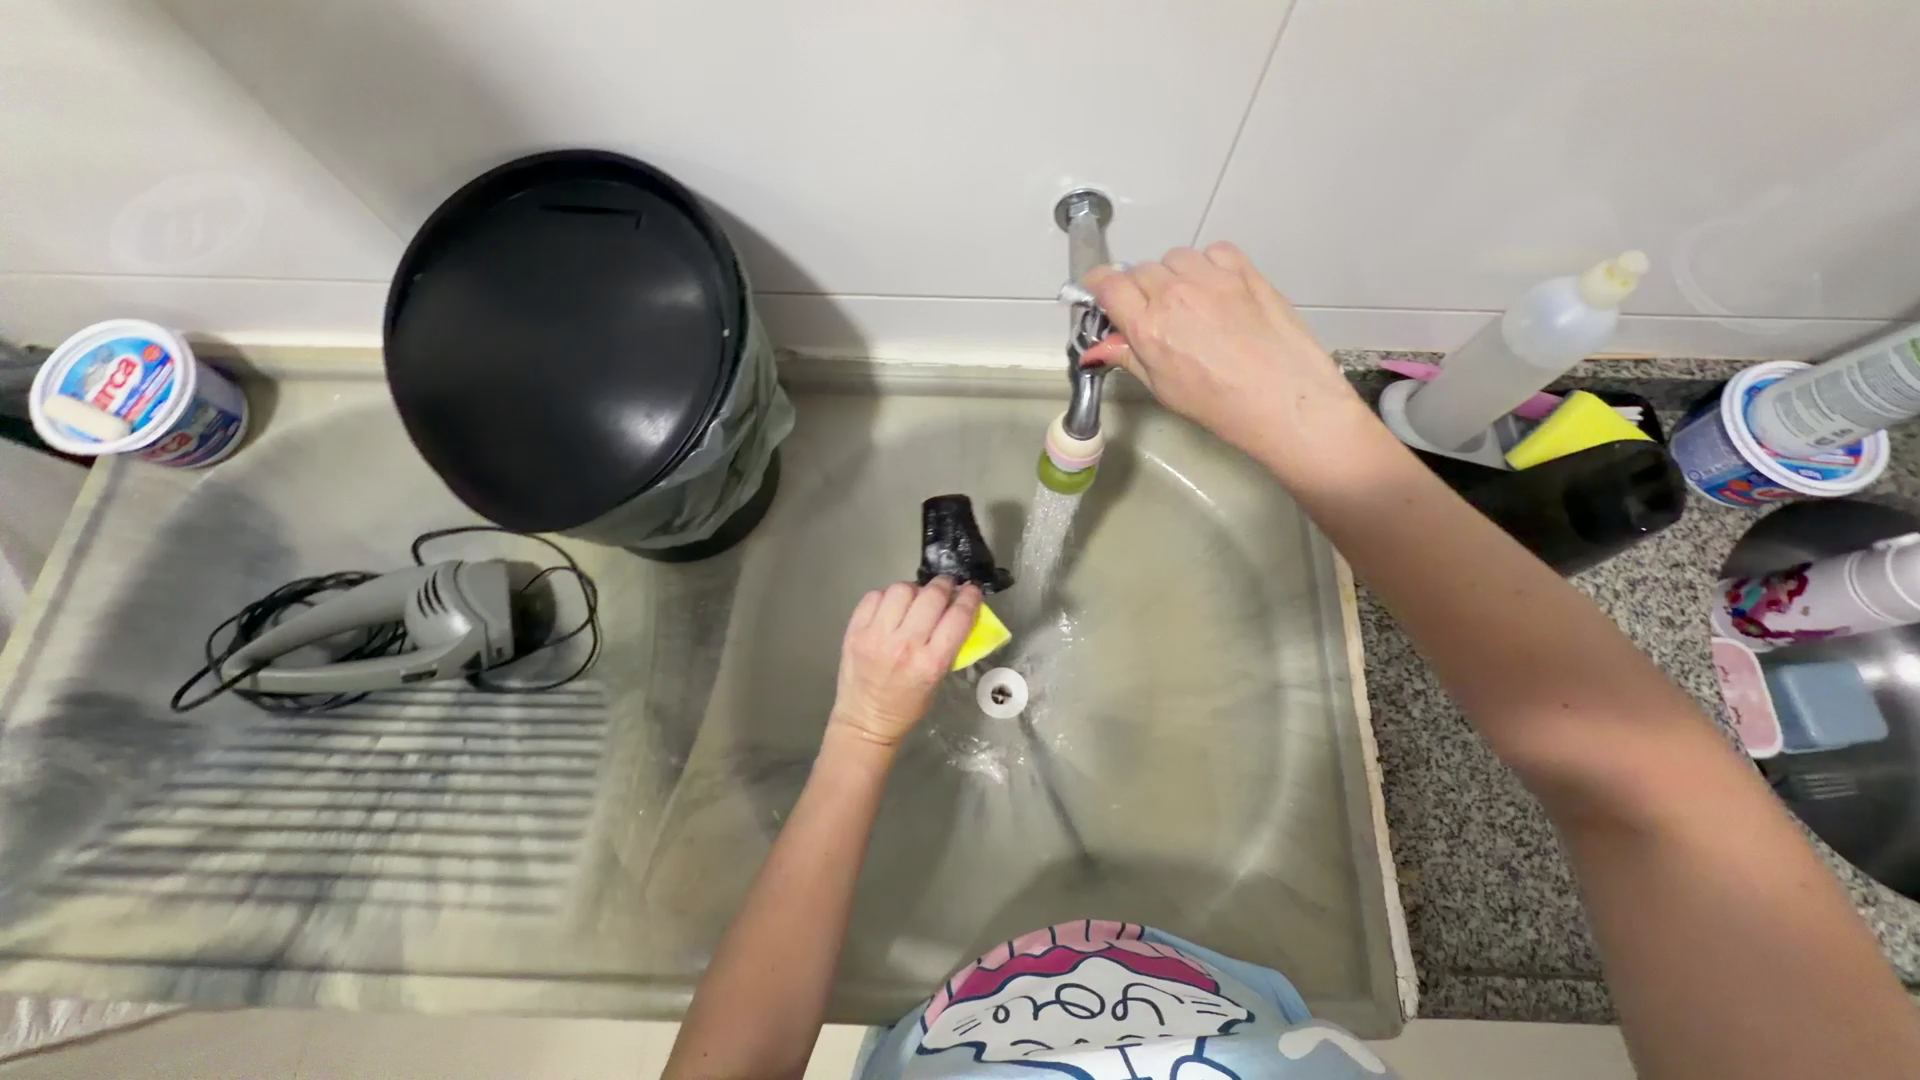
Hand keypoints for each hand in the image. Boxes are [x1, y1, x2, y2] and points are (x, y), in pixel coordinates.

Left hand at [829, 578, 981, 751]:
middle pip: (931, 596)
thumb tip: (956, 608)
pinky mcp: (855, 631)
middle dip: (944, 586)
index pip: (958, 617)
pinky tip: (892, 606)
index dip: (969, 597)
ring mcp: (876, 636)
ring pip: (902, 589)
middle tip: (946, 587)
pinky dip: (887, 596)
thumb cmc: (908, 705)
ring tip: (916, 598)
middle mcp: (905, 645)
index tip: (972, 589)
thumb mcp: (939, 679)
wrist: (865, 720)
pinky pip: (874, 596)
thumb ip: (949, 644)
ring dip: (914, 589)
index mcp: (931, 662)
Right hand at [1082, 243, 1370, 465]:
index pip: (1109, 284)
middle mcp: (1176, 295)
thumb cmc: (1221, 404)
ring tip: (1187, 301)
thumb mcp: (1163, 388)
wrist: (1284, 400)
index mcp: (1149, 327)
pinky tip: (1214, 289)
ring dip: (1173, 274)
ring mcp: (1212, 279)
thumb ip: (1128, 357)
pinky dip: (1208, 264)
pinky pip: (1214, 251)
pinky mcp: (1245, 272)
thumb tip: (1096, 350)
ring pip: (1175, 257)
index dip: (1099, 285)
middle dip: (1139, 288)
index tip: (1100, 292)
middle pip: (1141, 270)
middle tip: (1152, 314)